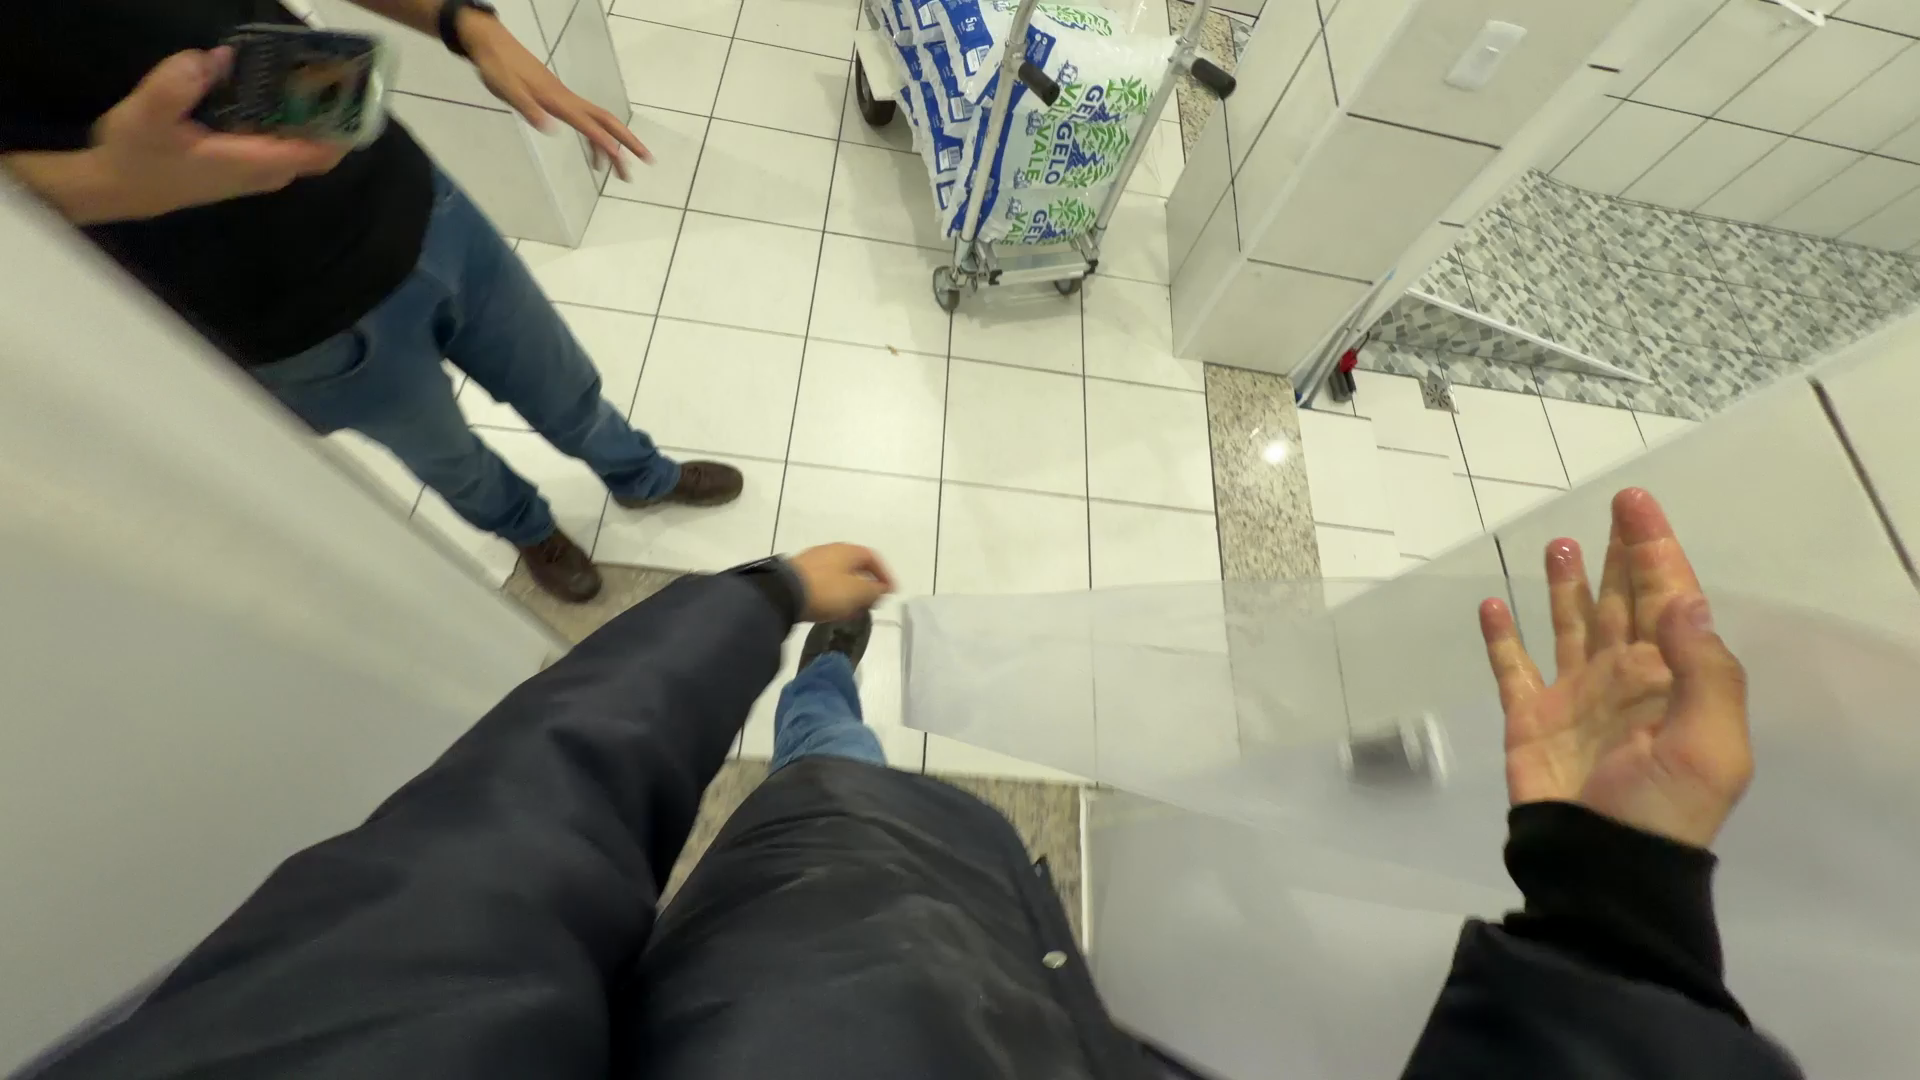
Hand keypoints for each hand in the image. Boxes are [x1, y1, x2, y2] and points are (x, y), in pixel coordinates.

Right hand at [83, 49, 348, 221]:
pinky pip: (283, 149)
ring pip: (300, 150)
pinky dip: (286, 128)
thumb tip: (216, 57)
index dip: (337, 133)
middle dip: (326, 123)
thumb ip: (179, 84)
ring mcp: (263, 175)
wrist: (124, 188)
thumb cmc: (139, 154)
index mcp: (255, 161)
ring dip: (307, 123)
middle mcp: (270, 173)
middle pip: (316, 152)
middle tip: (325, 85)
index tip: (346, 105)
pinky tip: (273, 100)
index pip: (315, 153)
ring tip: (304, 85)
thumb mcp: (147, 114)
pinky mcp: (250, 170)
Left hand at [458, 12, 651, 179]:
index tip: (626, 162)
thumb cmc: (495, 66)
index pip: (591, 126)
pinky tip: (594, 160)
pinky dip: (595, 143)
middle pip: (608, 122)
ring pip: (600, 125)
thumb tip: (552, 129)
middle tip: (649, 160)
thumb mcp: (506, 89)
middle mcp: (569, 101)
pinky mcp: (560, 101)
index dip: (609, 145)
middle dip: (629, 142)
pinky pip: (586, 124)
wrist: (488, 41)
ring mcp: (567, 100)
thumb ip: (529, 109)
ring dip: (615, 148)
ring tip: (623, 174)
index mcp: (559, 102)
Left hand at [787, 544, 894, 621]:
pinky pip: (825, 583)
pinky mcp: (799, 575)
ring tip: (853, 611)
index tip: (891, 592)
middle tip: (872, 603)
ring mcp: (813, 561)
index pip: (873, 558)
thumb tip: (882, 588)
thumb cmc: (827, 591)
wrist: (782, 594)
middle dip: (867, 586)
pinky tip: (833, 610)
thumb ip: (874, 590)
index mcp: (848, 551)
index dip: (885, 575)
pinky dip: (835, 595)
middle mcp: (831, 551)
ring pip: (840, 576)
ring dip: (850, 592)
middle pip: (856, 567)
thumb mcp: (858, 592)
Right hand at [1477, 488, 1752, 848]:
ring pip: (1569, 623)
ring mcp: (1571, 692)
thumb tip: (1682, 599)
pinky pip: (1511, 665)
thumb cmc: (1661, 803)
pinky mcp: (1528, 711)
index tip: (1637, 505)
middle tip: (1610, 509)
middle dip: (1618, 555)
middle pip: (1620, 601)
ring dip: (1564, 585)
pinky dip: (1501, 636)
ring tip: (1556, 545)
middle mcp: (1621, 674)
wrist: (1599, 854)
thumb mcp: (1707, 746)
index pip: (1664, 598)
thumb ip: (1701, 672)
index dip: (1653, 550)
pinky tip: (1491, 606)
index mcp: (1668, 677)